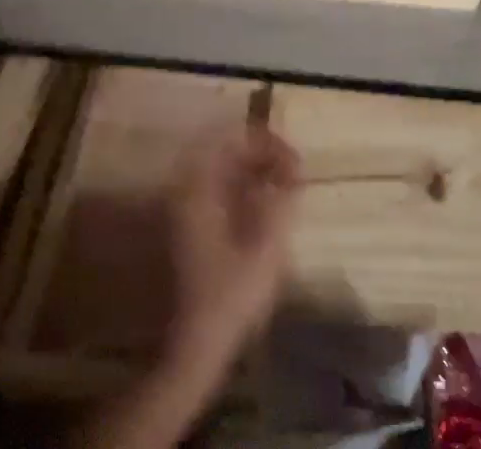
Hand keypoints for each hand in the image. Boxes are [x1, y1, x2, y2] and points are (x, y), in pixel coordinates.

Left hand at [167, 125, 301, 369]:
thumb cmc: (232, 296)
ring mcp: (187, 210)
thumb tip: (292, 171)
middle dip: (261, 152)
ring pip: (221, 170)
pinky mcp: (194, 228)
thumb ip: (281, 202)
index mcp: (198, 191)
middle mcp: (186, 193)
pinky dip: (246, 187)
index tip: (293, 157)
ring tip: (288, 183)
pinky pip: (220, 190)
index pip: (226, 139)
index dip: (262, 140)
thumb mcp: (268, 248)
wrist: (198, 343)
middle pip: (222, 150)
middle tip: (294, 169)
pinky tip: (269, 204)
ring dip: (255, 169)